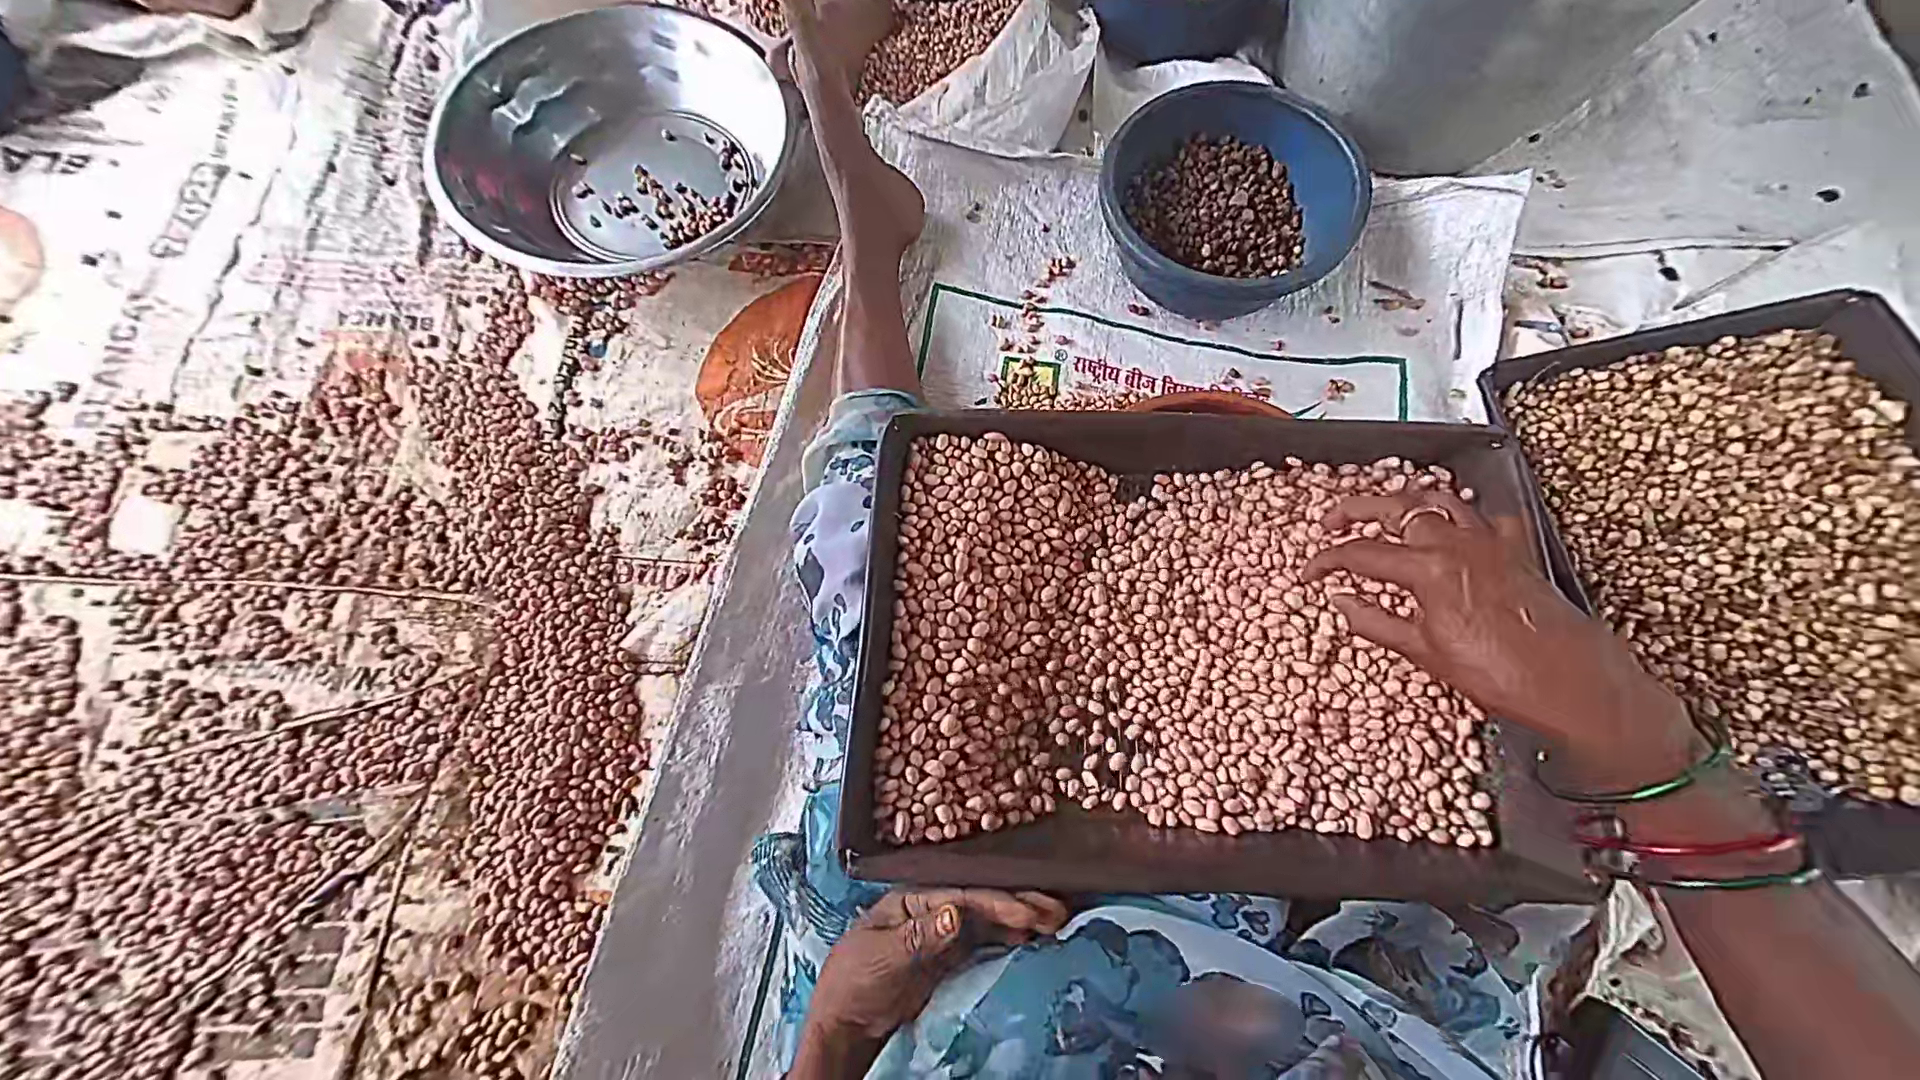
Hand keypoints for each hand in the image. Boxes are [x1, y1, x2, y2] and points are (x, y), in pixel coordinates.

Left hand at [792, 889, 1068, 1077]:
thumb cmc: (853, 980)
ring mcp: (942, 933)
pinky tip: (1030, 941)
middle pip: (981, 902)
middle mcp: (932, 908)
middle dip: (1018, 903)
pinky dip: (1007, 941)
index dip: (997, 902)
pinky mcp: (948, 958)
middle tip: (1057, 910)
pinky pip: (984, 944)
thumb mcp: (882, 957)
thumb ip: (919, 937)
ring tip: (1055, 921)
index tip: (1028, 913)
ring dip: (1019, 920)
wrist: (843, 1024)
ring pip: (988, 921)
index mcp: (914, 897)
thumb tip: (956, 913)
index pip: (963, 894)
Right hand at [1302, 489, 1701, 788]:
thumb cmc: (1500, 676)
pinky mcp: (1518, 553)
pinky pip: (1487, 518)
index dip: (1325, 562)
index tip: (1310, 574)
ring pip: (1440, 500)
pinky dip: (1463, 518)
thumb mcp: (1421, 651)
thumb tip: (1340, 600)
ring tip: (1383, 515)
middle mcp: (1458, 545)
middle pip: (1395, 507)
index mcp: (1427, 569)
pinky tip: (1453, 533)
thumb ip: (1371, 619)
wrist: (1578, 689)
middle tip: (1331, 522)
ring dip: (1404, 503)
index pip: (1358, 553)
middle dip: (1354, 510)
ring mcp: (1492, 544)